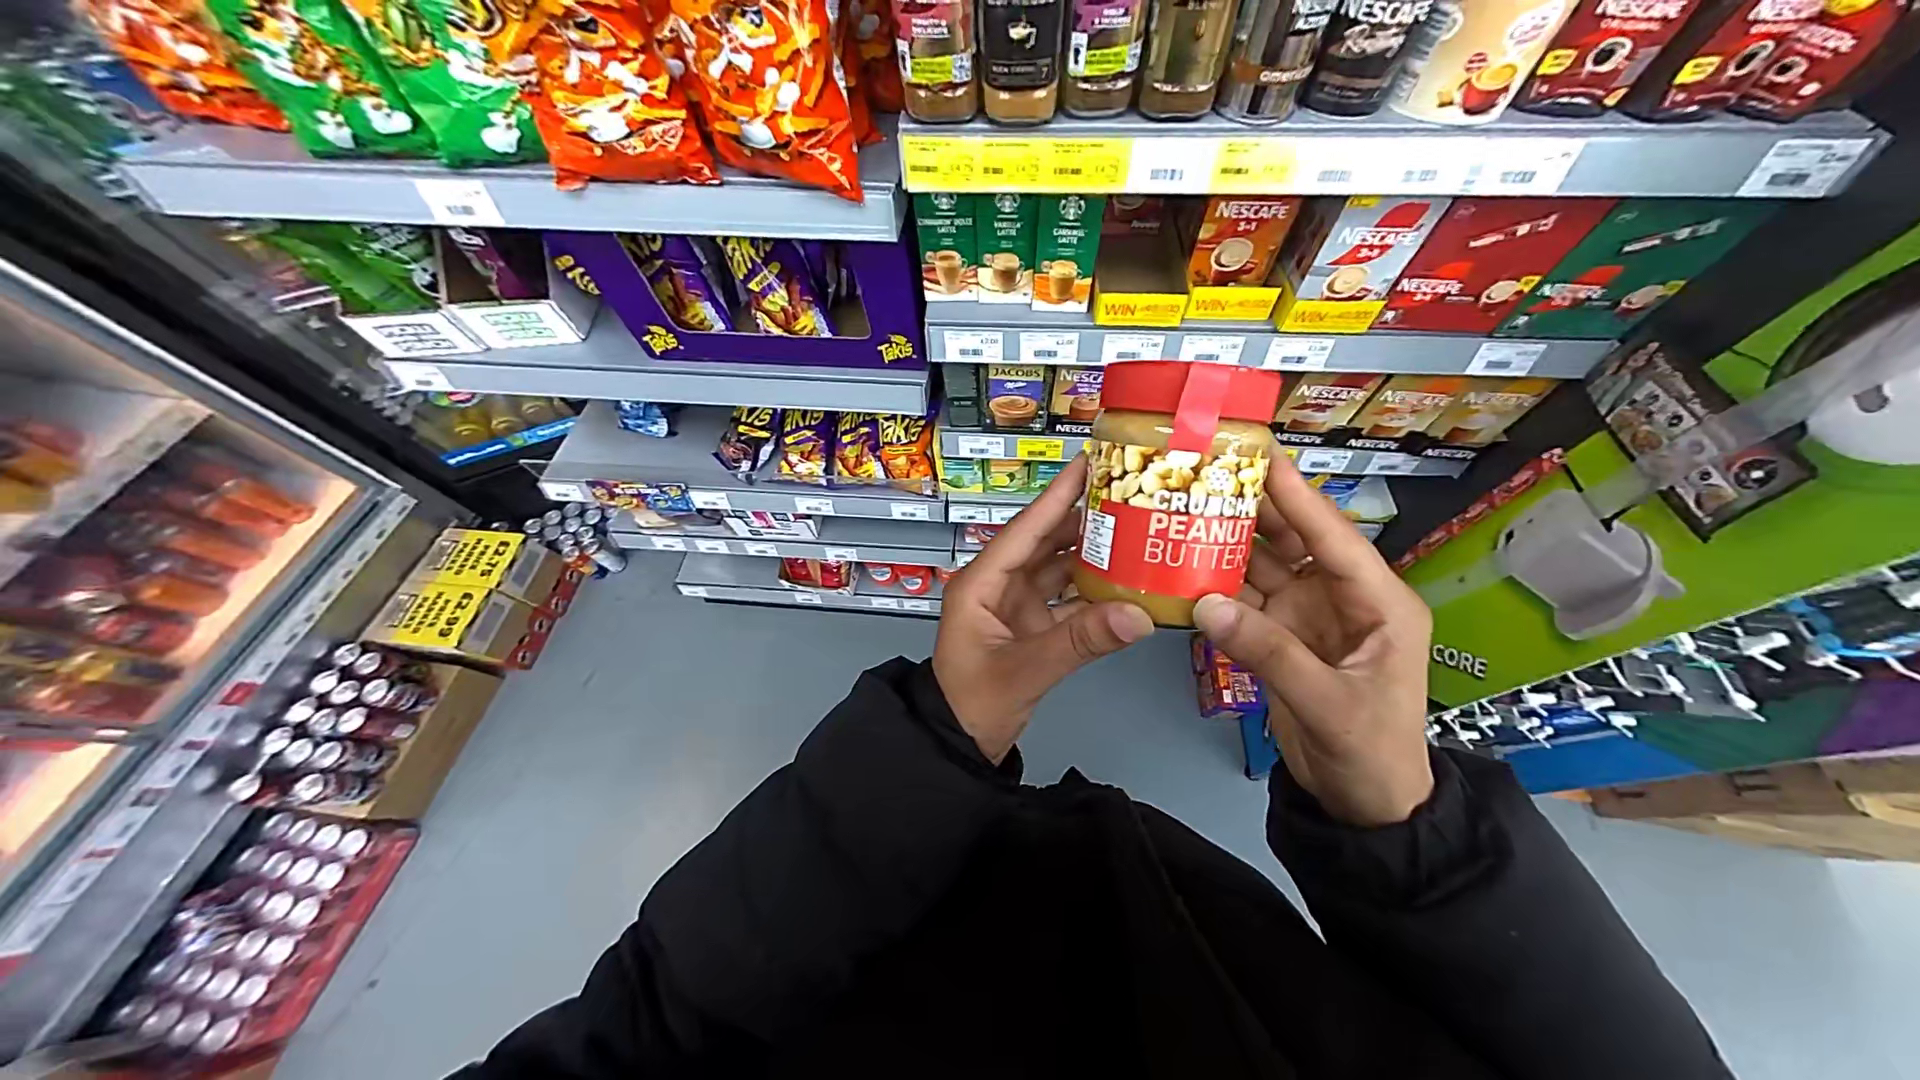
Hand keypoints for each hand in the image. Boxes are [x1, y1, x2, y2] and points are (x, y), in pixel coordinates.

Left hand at [934, 455, 1153, 763]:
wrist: (957, 744)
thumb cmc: (971, 703)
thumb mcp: (1024, 670)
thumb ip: (1080, 642)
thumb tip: (1138, 616)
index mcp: (981, 583)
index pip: (1025, 528)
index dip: (1058, 495)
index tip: (1087, 464)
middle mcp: (999, 586)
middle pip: (1044, 542)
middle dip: (1082, 519)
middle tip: (1126, 495)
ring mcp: (1016, 606)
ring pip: (1058, 569)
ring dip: (1091, 554)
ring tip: (1133, 531)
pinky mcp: (1032, 628)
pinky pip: (1068, 600)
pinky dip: (1094, 594)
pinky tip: (1124, 585)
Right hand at [1191, 454, 1433, 825]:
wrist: (1361, 801)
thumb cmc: (1371, 751)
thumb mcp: (1328, 703)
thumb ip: (1269, 652)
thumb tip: (1205, 604)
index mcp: (1378, 602)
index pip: (1332, 537)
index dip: (1297, 495)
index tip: (1262, 456)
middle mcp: (1340, 597)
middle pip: (1294, 541)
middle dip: (1256, 508)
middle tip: (1210, 475)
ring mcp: (1306, 615)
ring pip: (1263, 566)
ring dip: (1229, 542)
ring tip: (1188, 510)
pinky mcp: (1280, 635)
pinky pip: (1243, 601)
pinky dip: (1216, 586)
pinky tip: (1185, 567)